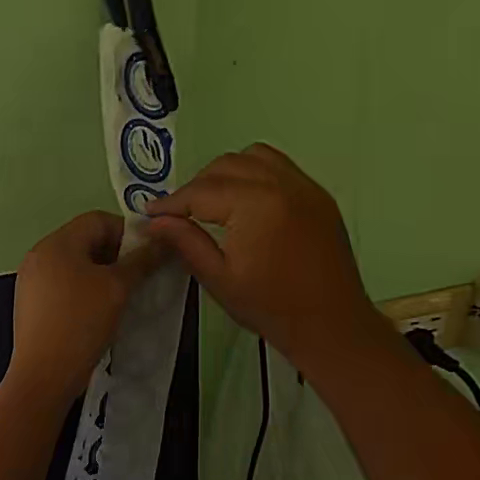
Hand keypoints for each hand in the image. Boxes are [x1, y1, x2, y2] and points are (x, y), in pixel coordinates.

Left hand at [5, 211, 161, 403]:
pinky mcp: (30, 307)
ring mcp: (30, 283)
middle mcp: (38, 256)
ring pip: (74, 267)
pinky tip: (98, 315)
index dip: (128, 233)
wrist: (44, 375)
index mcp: (56, 243)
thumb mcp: (117, 289)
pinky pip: (63, 288)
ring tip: (121, 299)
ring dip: (101, 276)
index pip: (97, 220)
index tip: (148, 256)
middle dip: (115, 256)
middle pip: (85, 242)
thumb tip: (166, 240)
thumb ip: (142, 261)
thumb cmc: (81, 323)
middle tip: (138, 279)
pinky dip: (84, 293)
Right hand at [144, 144, 378, 365]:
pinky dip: (254, 174)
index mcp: (255, 205)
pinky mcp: (317, 194)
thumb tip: (155, 222)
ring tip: (212, 202)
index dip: (172, 202)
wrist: (330, 322)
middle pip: (226, 165)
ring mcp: (304, 185)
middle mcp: (281, 183)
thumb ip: (187, 243)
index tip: (150, 213)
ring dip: (226, 172)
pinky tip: (245, 202)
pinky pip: (279, 167)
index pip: (202, 191)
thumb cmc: (270, 308)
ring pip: (254, 157)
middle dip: (197, 185)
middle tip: (179, 213)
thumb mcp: (220, 279)